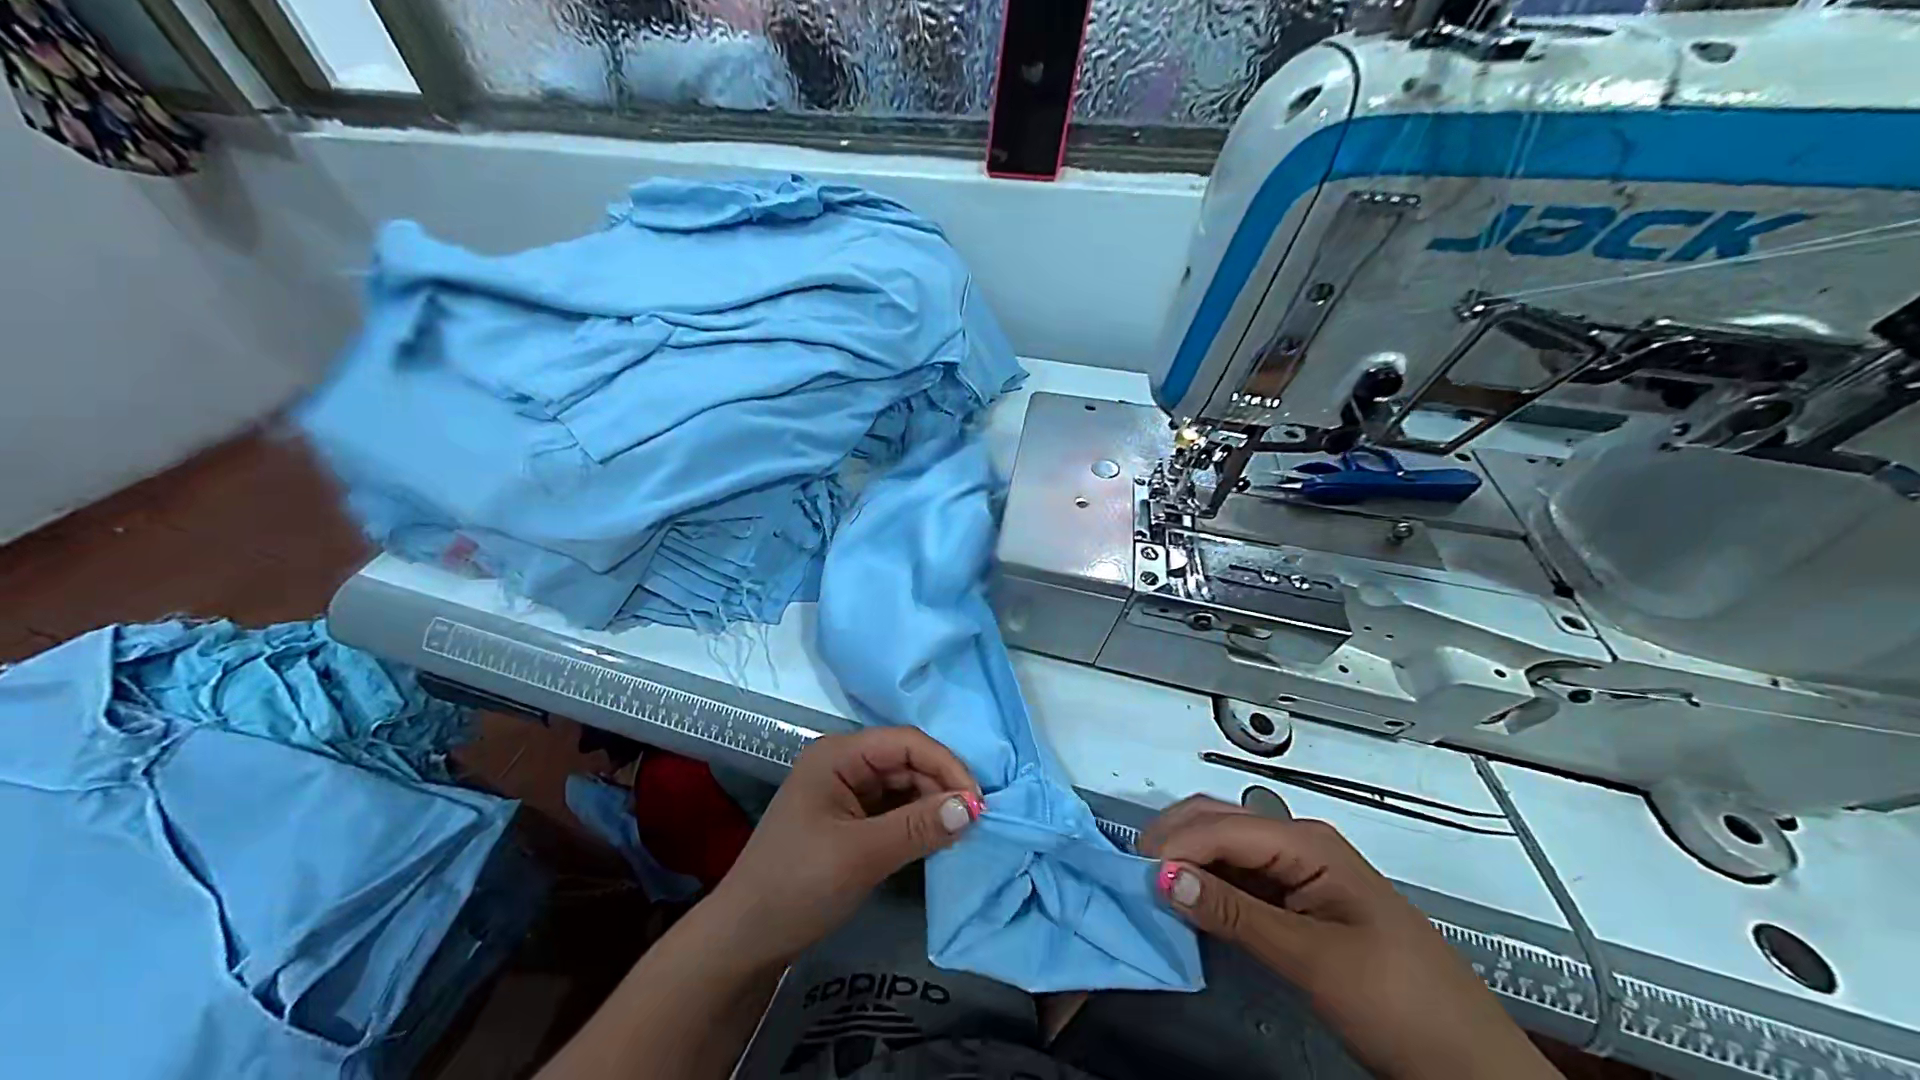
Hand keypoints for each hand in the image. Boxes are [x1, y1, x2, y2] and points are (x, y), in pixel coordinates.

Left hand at [706, 728, 982, 966]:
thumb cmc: (797, 885)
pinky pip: (893, 809)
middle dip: (941, 786)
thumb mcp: (861, 855)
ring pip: (903, 785)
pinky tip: (936, 838)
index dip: (945, 764)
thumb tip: (974, 806)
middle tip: (974, 822)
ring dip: (932, 804)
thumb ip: (918, 827)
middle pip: (906, 761)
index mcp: (838, 755)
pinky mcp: (849, 820)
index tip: (978, 801)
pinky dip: (917, 821)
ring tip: (961, 831)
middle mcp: (843, 764)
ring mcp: (845, 792)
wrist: (745, 940)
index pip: (905, 743)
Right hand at [1141, 797, 1558, 1079]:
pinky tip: (1186, 899)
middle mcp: (1297, 843)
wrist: (1468, 1061)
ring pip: (1223, 845)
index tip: (1134, 877)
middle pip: (1218, 821)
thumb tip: (1162, 876)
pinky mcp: (1295, 899)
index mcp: (1307, 841)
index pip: (1222, 827)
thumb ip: (1234, 914)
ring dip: (1185, 859)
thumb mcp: (1312, 959)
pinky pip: (1237, 876)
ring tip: (1150, 887)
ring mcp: (1297, 870)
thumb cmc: (1400, 1003)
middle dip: (1172, 840)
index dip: (1174, 846)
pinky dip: (1205, 883)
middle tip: (1133, 876)